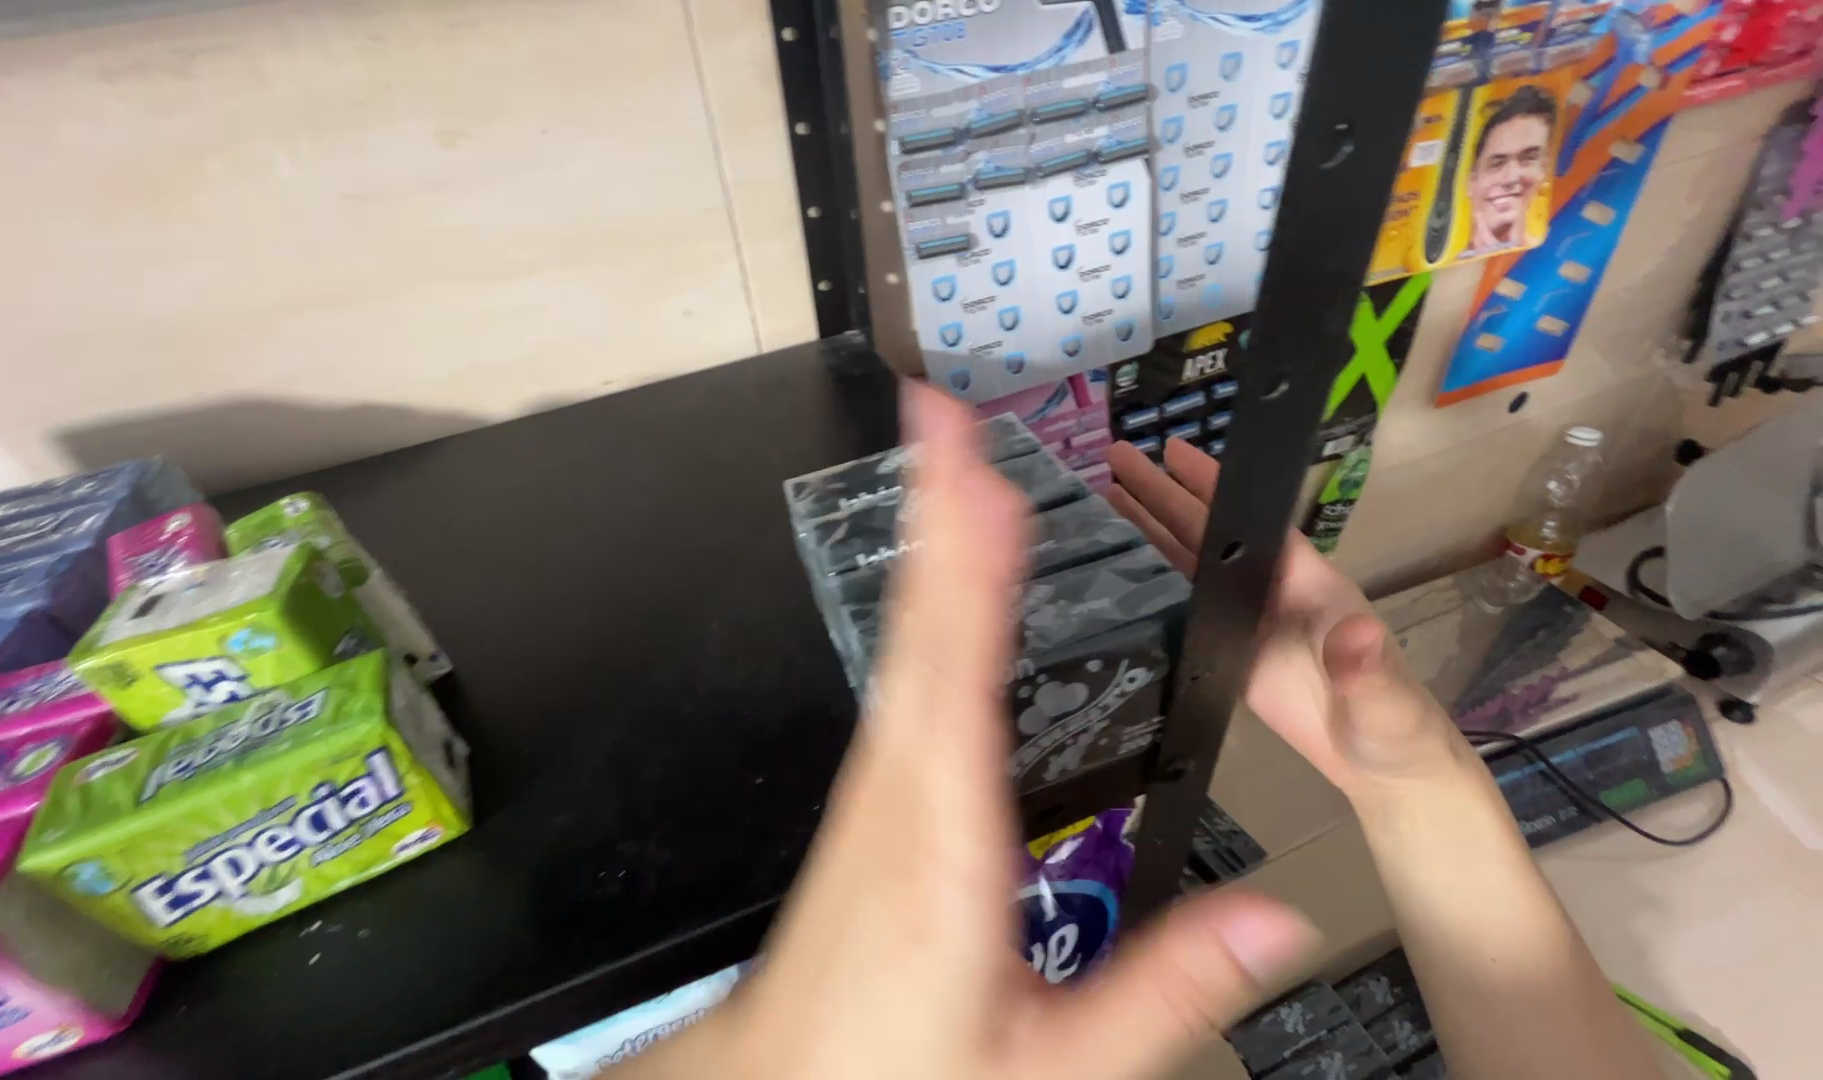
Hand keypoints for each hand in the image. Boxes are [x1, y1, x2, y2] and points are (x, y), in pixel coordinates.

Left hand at [620, 387, 1316, 1079]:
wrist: (789, 1077)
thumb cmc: (895, 1063)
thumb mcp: (1051, 1062)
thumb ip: (1167, 987)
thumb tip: (1272, 923)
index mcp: (948, 829)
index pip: (960, 660)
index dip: (965, 552)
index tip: (966, 465)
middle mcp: (902, 775)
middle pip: (925, 617)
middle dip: (936, 506)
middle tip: (940, 416)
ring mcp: (879, 769)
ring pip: (908, 630)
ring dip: (930, 540)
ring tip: (949, 462)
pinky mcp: (875, 779)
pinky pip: (903, 665)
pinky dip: (924, 601)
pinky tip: (941, 573)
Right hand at [1104, 438, 1474, 800]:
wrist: (1377, 766)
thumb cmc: (1392, 726)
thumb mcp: (1385, 698)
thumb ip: (1367, 667)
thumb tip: (1354, 630)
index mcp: (1304, 582)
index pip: (1252, 522)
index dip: (1213, 485)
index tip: (1175, 452)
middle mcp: (1265, 589)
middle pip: (1205, 531)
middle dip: (1163, 492)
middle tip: (1118, 456)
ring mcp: (1239, 617)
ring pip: (1186, 559)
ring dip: (1148, 525)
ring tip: (1106, 492)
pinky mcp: (1220, 646)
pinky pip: (1179, 601)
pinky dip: (1149, 575)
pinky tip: (1117, 559)